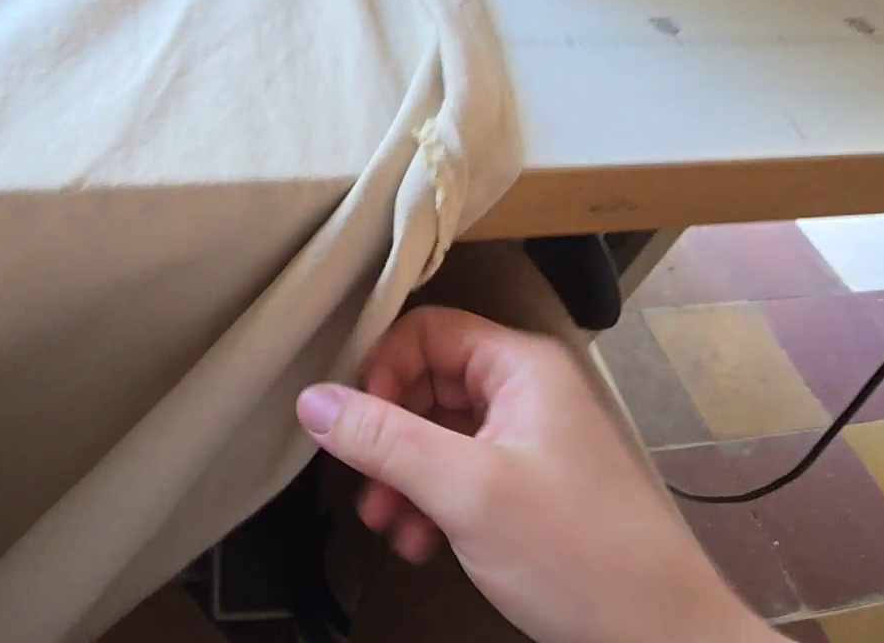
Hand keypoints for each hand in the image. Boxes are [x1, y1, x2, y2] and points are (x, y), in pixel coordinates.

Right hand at [297, 307, 776, 642]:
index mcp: (518, 365)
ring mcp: (523, 438)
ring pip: (436, 434)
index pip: (426, 332)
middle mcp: (520, 389)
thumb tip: (310, 399)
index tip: (353, 424)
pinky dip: (430, 502)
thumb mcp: (467, 491)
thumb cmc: (574, 552)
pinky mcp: (523, 484)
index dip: (382, 369)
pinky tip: (418, 544)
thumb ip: (384, 440)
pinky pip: (457, 472)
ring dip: (403, 477)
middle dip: (387, 437)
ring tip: (387, 527)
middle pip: (426, 384)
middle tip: (363, 487)